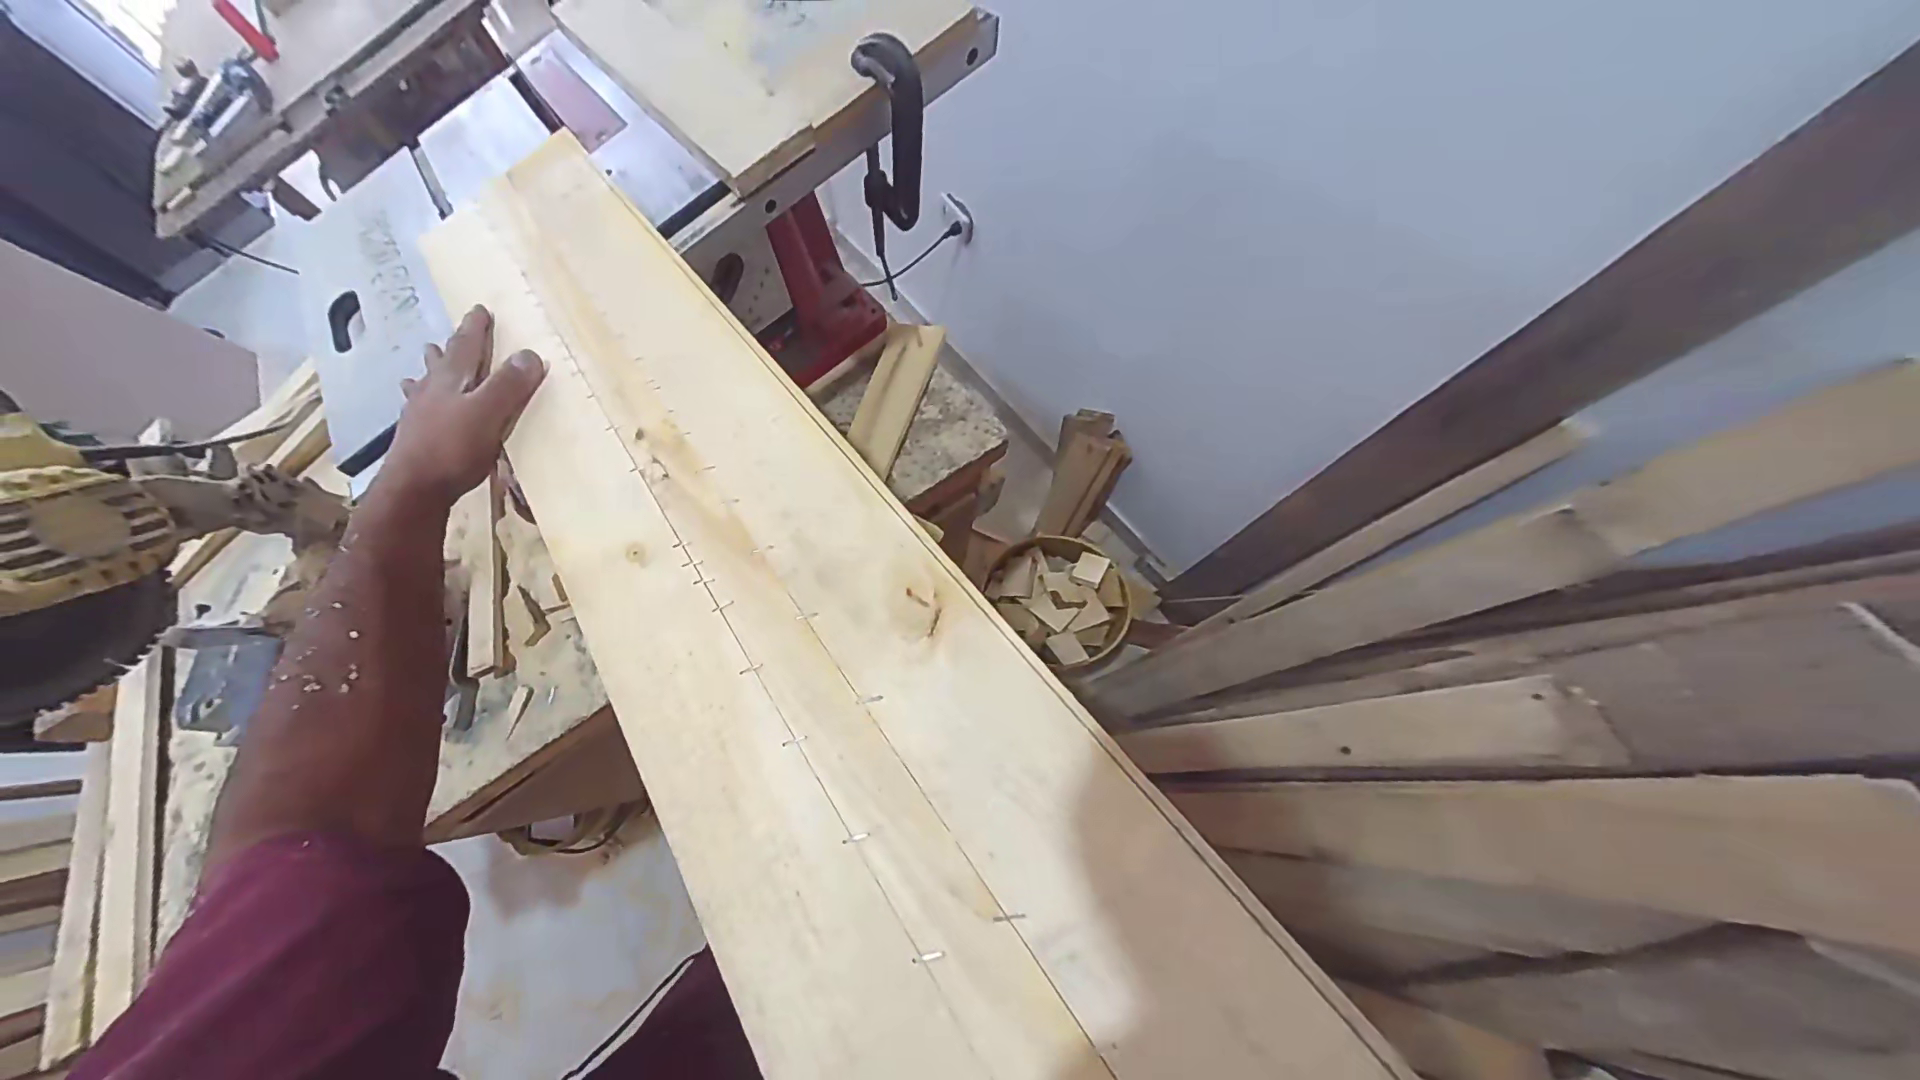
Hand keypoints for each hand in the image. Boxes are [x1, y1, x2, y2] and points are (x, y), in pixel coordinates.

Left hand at [381, 305, 544, 506]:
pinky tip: (415, 401)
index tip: (480, 310)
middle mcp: (433, 391)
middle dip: (454, 346)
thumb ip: (509, 385)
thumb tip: (530, 354)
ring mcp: (421, 413)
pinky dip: (421, 397)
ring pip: (428, 381)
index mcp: (452, 381)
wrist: (415, 487)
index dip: (476, 330)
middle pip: (445, 361)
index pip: (466, 348)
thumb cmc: (454, 449)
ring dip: (432, 368)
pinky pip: (421, 406)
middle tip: (456, 333)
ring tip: (429, 357)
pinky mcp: (417, 435)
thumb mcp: (490, 414)